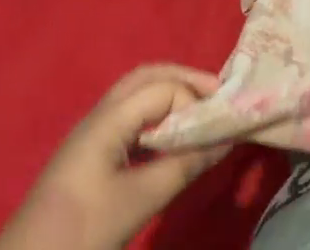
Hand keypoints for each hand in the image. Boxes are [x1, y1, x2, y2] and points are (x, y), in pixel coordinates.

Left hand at [0, 64, 229, 249]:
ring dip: (171, 97)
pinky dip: (157, 118)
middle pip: (148, 77)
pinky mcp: (90, 155)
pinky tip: (171, 142)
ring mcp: (92, 134)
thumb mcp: (141, 200)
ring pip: (138, 96)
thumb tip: (228, 139)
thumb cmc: (81, 231)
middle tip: (218, 97)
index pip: (164, 88)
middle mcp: (99, 116)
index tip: (216, 129)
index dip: (194, 103)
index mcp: (108, 120)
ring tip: (201, 116)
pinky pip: (130, 119)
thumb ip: (187, 165)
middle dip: (185, 81)